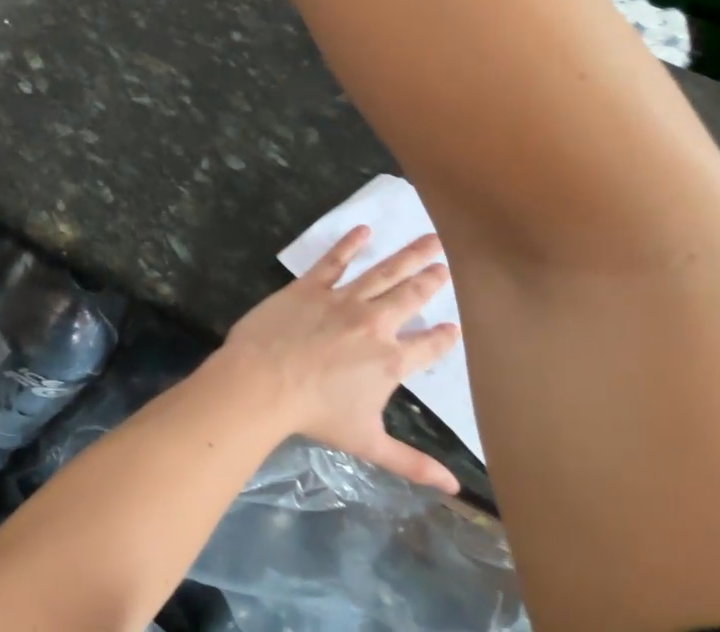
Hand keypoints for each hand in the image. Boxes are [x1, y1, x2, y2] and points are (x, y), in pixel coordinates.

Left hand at [218, 227, 463, 492]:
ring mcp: (341, 301)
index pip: (430, 346)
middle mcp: (374, 325)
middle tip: (448, 263)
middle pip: (410, 297)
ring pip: (381, 273)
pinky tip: (362, 229)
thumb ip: (412, 462)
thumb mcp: (368, 442)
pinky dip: (349, 244)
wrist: (262, 381)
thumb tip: (455, 489)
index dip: (446, 336)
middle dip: (431, 280)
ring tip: (428, 239)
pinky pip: (333, 261)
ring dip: (406, 255)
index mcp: (392, 361)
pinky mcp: (308, 287)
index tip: (457, 325)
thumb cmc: (313, 413)